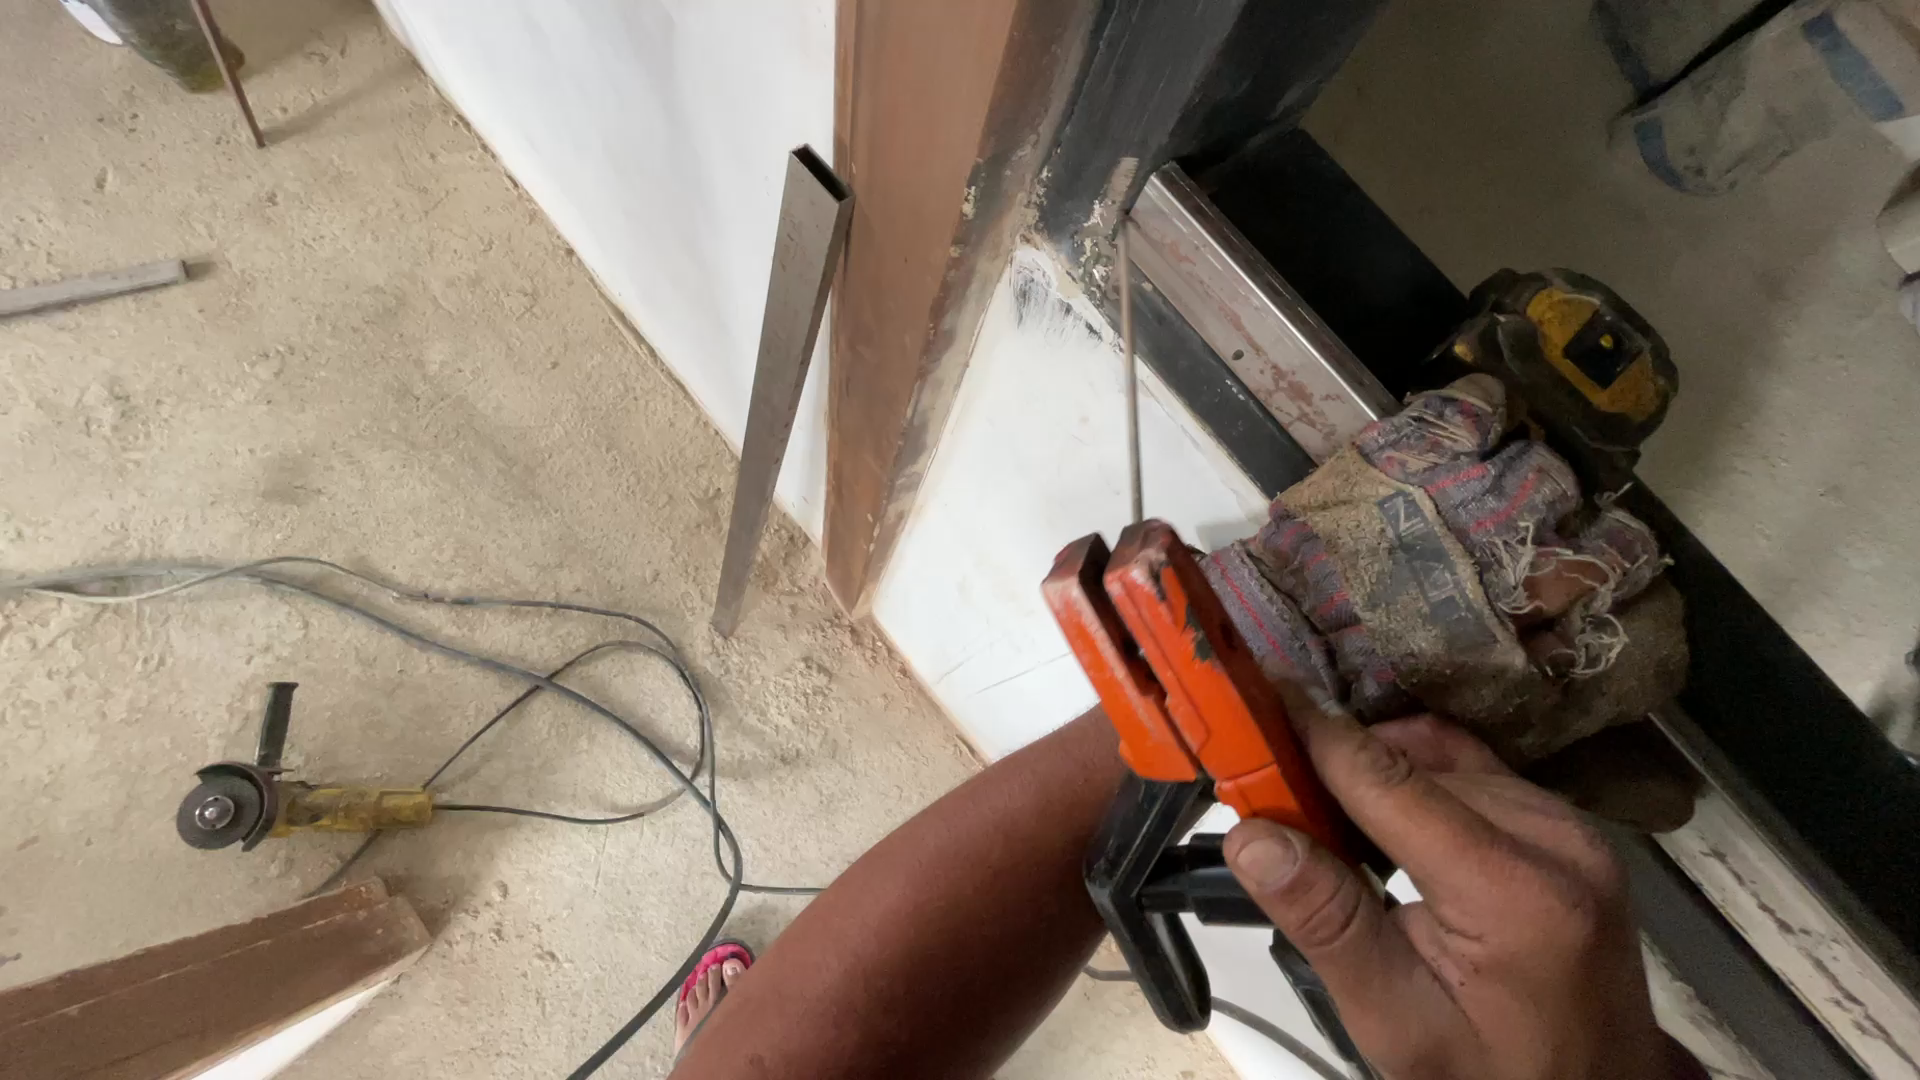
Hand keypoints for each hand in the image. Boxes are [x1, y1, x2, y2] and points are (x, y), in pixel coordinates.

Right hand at [1224, 685, 1696, 1078]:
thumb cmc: (1486, 1069)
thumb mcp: (1393, 1018)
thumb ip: (1326, 922)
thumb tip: (1250, 838)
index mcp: (1517, 890)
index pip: (1385, 778)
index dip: (1310, 731)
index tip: (1250, 696)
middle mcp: (1552, 835)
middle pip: (1404, 763)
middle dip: (1326, 763)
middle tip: (1265, 787)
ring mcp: (1562, 820)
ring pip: (1427, 755)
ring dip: (1362, 767)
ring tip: (1316, 808)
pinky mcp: (1558, 817)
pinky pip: (1458, 761)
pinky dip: (1402, 766)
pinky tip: (1372, 804)